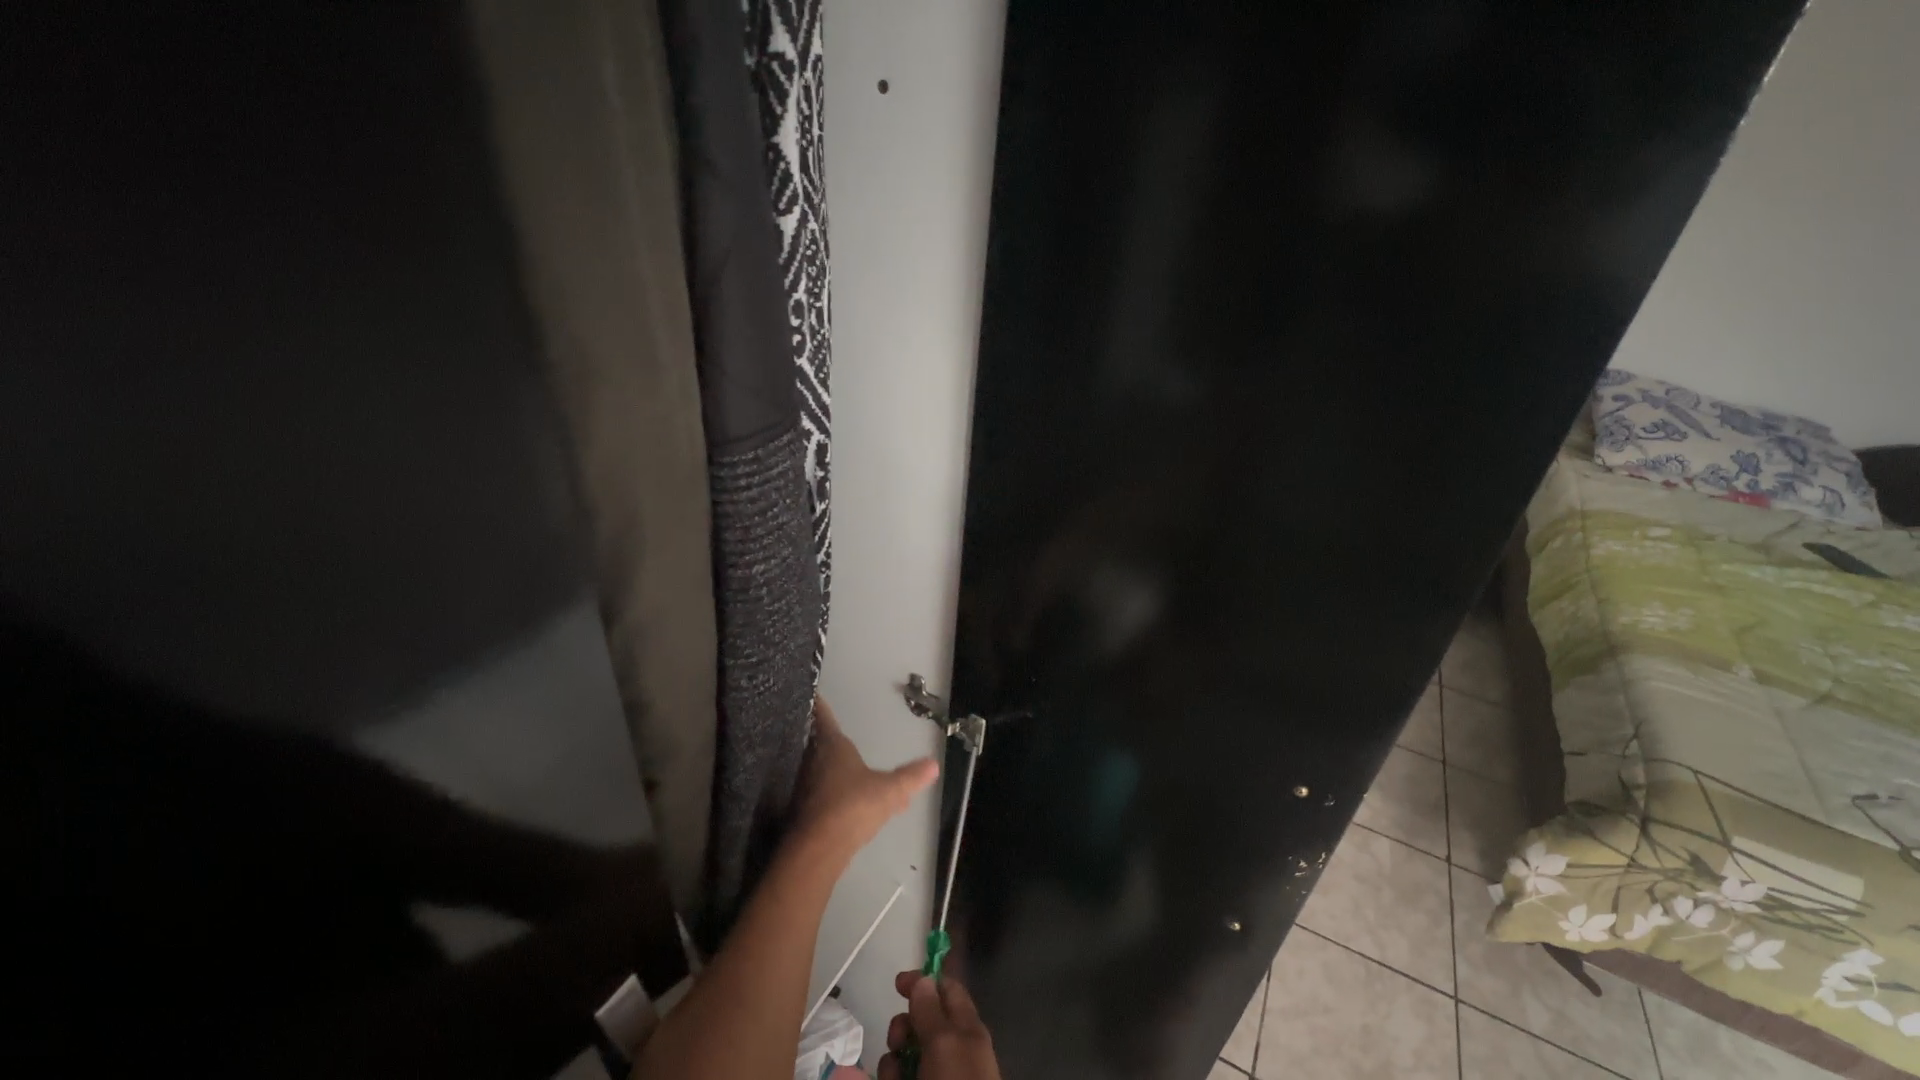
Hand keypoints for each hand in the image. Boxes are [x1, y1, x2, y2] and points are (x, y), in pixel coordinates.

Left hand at [793, 696, 938, 860]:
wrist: (818, 847)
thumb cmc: (853, 806)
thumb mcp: (890, 791)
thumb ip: (910, 777)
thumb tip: (933, 764)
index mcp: (831, 745)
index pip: (823, 715)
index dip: (818, 703)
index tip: (811, 692)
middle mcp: (812, 758)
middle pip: (814, 740)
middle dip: (820, 734)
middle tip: (826, 726)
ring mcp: (803, 783)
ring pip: (813, 765)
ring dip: (822, 762)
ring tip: (833, 761)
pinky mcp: (799, 807)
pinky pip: (813, 788)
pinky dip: (823, 787)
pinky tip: (836, 797)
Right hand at [879, 972, 1000, 1079]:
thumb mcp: (944, 1042)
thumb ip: (930, 1009)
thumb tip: (923, 978)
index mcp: (965, 1029)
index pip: (947, 990)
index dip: (924, 982)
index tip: (897, 984)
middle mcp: (950, 1050)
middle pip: (918, 1024)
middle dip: (900, 1029)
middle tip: (898, 1042)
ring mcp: (933, 1076)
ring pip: (903, 1056)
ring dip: (891, 1063)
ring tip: (895, 1078)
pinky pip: (898, 1078)